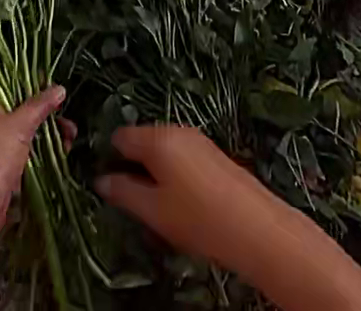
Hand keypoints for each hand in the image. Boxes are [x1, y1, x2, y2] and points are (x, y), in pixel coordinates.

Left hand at [0, 87, 66, 310]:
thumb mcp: (19, 125)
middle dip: (45, 117)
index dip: (36, 88)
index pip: (12, 84)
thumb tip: (58, 88)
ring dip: (45, 137)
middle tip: (69, 125)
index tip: (58, 94)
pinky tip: (56, 157)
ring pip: (22, 134)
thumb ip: (39, 105)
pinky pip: (20, 155)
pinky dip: (37, 155)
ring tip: (69, 141)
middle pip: (20, 111)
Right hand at [97, 126, 360, 310]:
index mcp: (156, 138)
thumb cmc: (200, 218)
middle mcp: (175, 130)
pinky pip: (181, 153)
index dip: (110, 156)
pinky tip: (183, 199)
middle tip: (134, 195)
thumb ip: (123, 192)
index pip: (119, 136)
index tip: (109, 181)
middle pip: (141, 139)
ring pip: (162, 146)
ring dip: (154, 167)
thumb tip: (100, 181)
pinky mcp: (213, 153)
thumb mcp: (154, 211)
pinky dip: (174, 169)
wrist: (260, 230)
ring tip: (159, 201)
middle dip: (133, 162)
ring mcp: (197, 139)